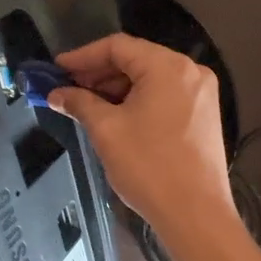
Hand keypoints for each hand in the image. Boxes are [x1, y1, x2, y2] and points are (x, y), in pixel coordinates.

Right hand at [47, 34, 236, 236]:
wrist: (196, 214)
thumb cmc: (149, 167)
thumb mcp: (106, 130)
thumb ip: (80, 103)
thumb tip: (56, 94)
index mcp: (168, 66)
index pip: (118, 46)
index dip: (83, 56)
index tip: (56, 69)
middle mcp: (190, 71)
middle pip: (136, 59)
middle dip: (99, 73)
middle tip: (67, 89)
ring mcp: (201, 93)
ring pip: (151, 78)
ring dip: (117, 88)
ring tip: (86, 105)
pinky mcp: (204, 114)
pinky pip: (165, 95)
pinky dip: (139, 100)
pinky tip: (115, 115)